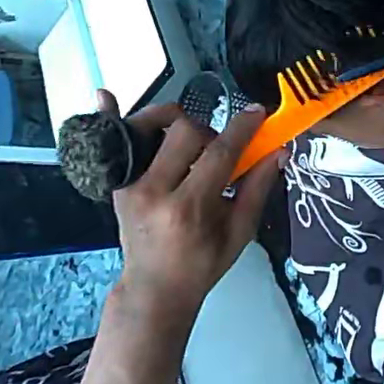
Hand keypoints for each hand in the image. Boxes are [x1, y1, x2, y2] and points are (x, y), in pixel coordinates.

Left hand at [107, 90, 282, 310]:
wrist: (155, 288)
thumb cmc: (203, 264)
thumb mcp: (240, 231)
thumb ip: (258, 187)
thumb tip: (278, 149)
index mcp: (190, 209)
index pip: (219, 154)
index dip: (242, 128)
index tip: (258, 112)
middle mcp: (154, 192)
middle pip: (184, 132)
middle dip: (210, 131)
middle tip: (219, 149)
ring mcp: (129, 186)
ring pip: (152, 128)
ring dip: (177, 123)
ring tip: (191, 138)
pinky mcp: (116, 185)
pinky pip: (116, 143)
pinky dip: (110, 118)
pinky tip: (105, 95)